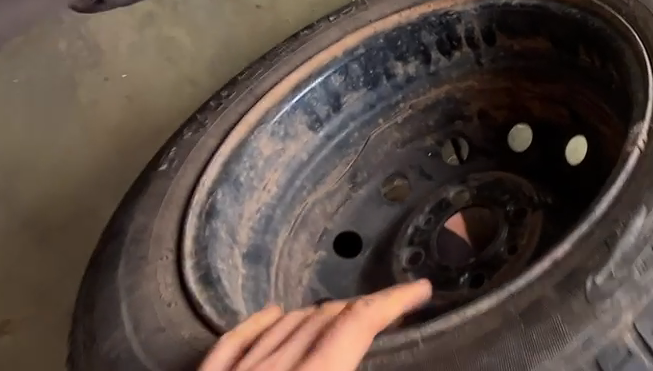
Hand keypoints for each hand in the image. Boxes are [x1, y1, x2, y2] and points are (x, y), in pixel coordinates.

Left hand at [200, 279, 432, 370]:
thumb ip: (346, 365)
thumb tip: (365, 339)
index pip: (357, 324)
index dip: (392, 301)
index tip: (419, 289)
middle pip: (324, 318)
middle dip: (361, 308)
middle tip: (388, 311)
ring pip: (284, 324)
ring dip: (320, 314)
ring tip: (342, 316)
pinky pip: (233, 341)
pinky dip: (261, 323)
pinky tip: (274, 313)